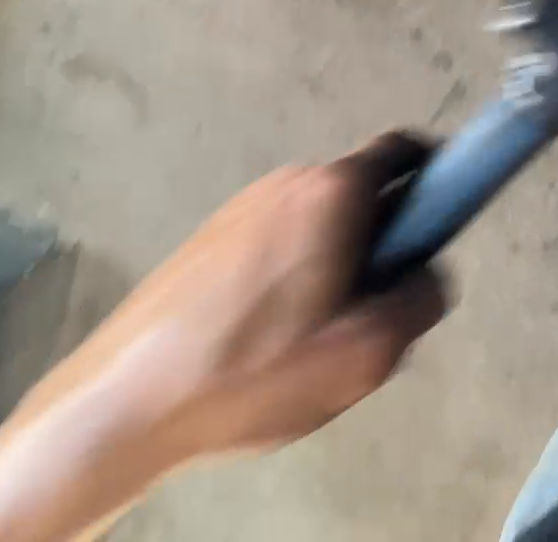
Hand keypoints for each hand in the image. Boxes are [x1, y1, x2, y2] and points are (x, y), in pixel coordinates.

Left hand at [0, 135, 448, 541]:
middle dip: (384, 239)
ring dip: (339, 260)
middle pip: (365, 193)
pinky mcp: (211, 235)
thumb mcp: (369, 351)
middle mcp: (290, 180)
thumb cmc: (255, 369)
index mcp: (333, 190)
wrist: (120, 406)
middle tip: (372, 309)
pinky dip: (297, 271)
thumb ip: (423, 298)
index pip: (405, 150)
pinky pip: (281, 239)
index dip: (437, 178)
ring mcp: (243, 204)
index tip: (437, 229)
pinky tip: (268, 337)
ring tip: (315, 335)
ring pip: (322, 221)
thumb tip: (429, 272)